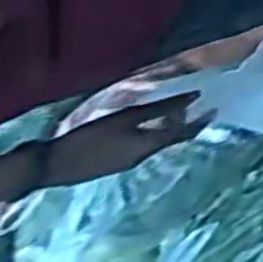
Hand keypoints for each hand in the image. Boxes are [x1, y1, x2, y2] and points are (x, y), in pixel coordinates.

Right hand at [42, 94, 208, 188]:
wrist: (44, 167)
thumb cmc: (90, 138)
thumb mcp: (129, 117)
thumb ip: (164, 107)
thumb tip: (197, 94)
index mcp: (151, 145)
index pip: (186, 133)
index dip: (203, 120)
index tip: (218, 108)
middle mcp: (144, 157)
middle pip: (174, 139)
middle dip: (190, 125)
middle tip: (203, 108)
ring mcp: (127, 164)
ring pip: (158, 145)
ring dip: (171, 131)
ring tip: (181, 114)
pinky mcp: (112, 167)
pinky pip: (143, 150)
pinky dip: (154, 138)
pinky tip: (152, 128)